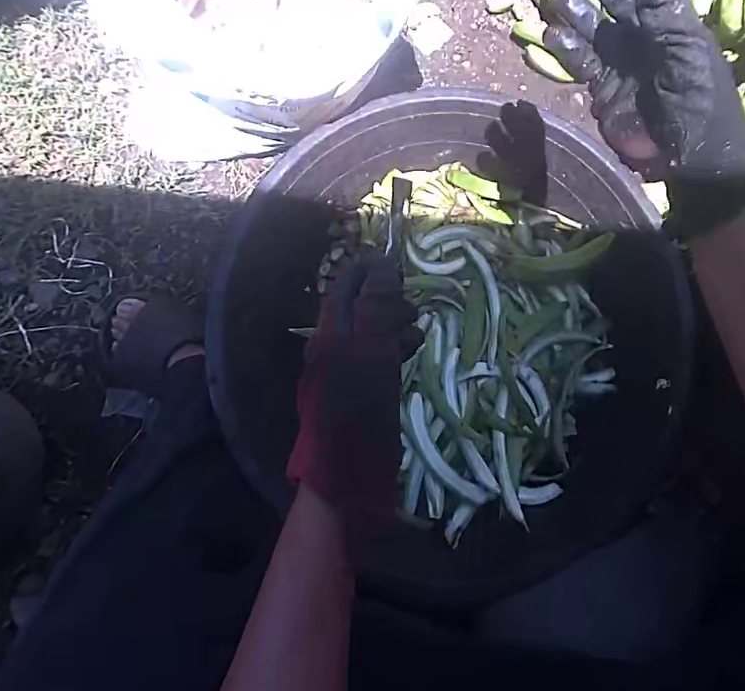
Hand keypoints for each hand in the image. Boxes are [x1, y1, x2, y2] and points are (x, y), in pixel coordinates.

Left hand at [287, 255, 419, 525]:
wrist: (343, 480)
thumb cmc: (357, 411)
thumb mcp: (370, 352)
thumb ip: (375, 309)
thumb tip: (383, 264)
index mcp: (329, 332)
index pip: (345, 284)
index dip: (370, 269)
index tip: (401, 268)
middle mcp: (333, 346)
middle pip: (361, 305)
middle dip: (388, 299)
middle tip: (411, 308)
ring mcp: (345, 369)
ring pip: (372, 330)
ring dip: (395, 324)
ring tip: (415, 332)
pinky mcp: (359, 389)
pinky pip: (377, 355)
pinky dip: (395, 348)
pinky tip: (411, 353)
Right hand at [544, 0, 744, 238]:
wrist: (688, 158)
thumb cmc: (698, 100)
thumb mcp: (687, 49)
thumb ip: (664, 5)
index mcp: (671, 22)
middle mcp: (643, 36)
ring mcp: (620, 61)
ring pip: (592, 25)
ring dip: (577, 8)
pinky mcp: (602, 86)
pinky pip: (579, 60)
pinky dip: (566, 47)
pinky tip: (554, 33)